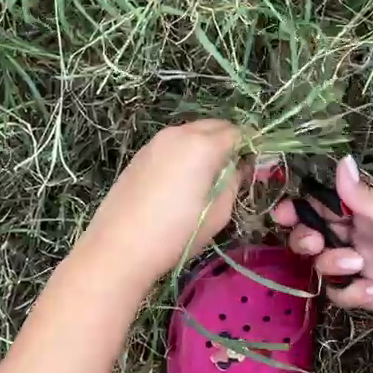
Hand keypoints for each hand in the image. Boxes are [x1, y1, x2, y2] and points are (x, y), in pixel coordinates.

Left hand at [76, 120, 247, 287]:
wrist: (120, 246)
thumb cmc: (177, 233)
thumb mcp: (219, 212)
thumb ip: (234, 181)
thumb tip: (238, 167)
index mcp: (202, 144)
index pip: (238, 133)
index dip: (250, 148)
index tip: (252, 168)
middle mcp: (179, 133)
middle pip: (214, 126)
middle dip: (228, 142)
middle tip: (233, 172)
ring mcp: (156, 141)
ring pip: (192, 133)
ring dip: (206, 145)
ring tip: (206, 178)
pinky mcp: (141, 154)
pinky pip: (173, 143)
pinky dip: (185, 152)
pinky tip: (181, 181)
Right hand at [278, 157, 372, 331]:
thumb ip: (365, 198)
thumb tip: (340, 161)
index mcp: (367, 213)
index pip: (323, 205)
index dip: (300, 209)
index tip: (283, 213)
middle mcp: (360, 237)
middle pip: (314, 235)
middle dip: (305, 238)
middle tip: (315, 242)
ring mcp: (363, 268)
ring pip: (323, 264)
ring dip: (332, 264)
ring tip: (358, 266)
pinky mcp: (369, 296)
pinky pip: (341, 294)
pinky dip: (351, 294)